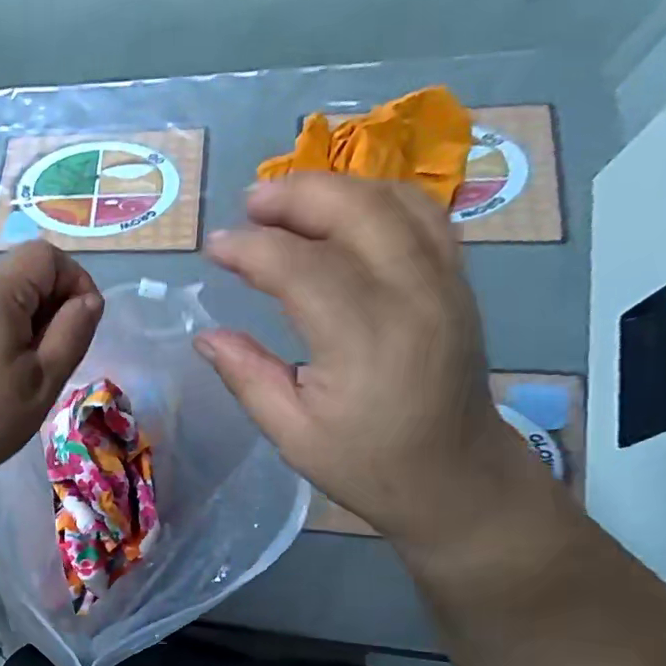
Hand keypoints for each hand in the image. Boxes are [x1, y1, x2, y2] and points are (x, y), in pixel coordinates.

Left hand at [0, 242, 102, 491]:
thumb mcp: (45, 378)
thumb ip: (74, 330)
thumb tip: (89, 300)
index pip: (47, 256)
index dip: (76, 282)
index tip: (83, 327)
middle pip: (25, 272)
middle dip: (53, 303)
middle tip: (57, 355)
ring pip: (5, 294)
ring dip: (30, 320)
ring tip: (30, 368)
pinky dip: (5, 329)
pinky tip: (2, 371)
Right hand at [196, 173, 543, 548]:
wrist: (458, 477)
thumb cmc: (367, 464)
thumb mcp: (292, 434)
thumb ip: (247, 377)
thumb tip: (207, 336)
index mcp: (364, 341)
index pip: (301, 267)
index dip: (250, 248)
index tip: (213, 247)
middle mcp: (412, 297)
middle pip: (357, 211)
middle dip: (296, 196)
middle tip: (248, 204)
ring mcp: (444, 283)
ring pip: (396, 201)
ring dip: (337, 188)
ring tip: (288, 200)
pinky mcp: (457, 282)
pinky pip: (424, 215)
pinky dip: (377, 198)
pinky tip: (342, 211)